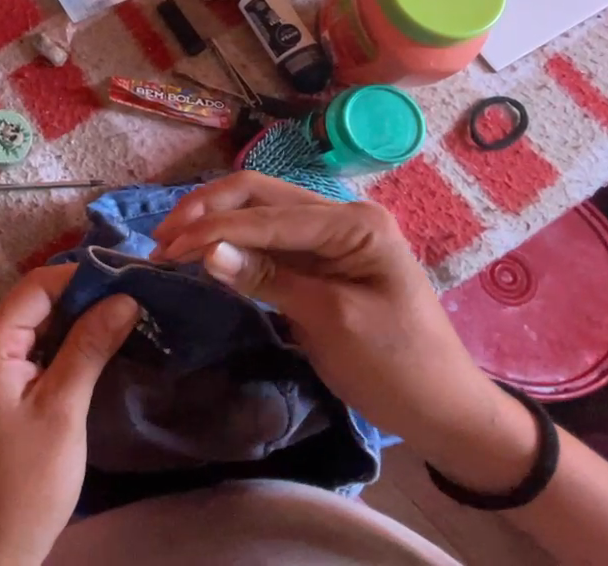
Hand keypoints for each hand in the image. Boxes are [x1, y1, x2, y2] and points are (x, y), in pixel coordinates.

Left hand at [0, 264, 139, 565]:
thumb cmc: (28, 479)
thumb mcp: (63, 409)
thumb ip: (88, 347)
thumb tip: (124, 298)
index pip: (37, 286)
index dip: (82, 276)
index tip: (130, 278)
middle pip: (34, 301)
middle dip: (83, 296)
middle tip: (136, 297)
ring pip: (35, 322)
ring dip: (76, 319)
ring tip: (126, 316)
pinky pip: (31, 345)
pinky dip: (63, 342)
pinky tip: (97, 345)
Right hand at [150, 172, 537, 492]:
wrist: (445, 412)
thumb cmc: (398, 367)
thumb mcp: (332, 322)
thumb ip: (269, 279)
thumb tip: (206, 251)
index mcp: (354, 224)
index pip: (269, 214)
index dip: (215, 228)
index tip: (168, 248)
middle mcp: (340, 216)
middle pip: (258, 195)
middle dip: (206, 211)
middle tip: (162, 238)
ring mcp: (328, 236)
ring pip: (256, 212)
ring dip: (213, 224)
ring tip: (170, 244)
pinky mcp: (316, 260)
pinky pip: (264, 240)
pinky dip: (230, 244)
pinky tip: (202, 254)